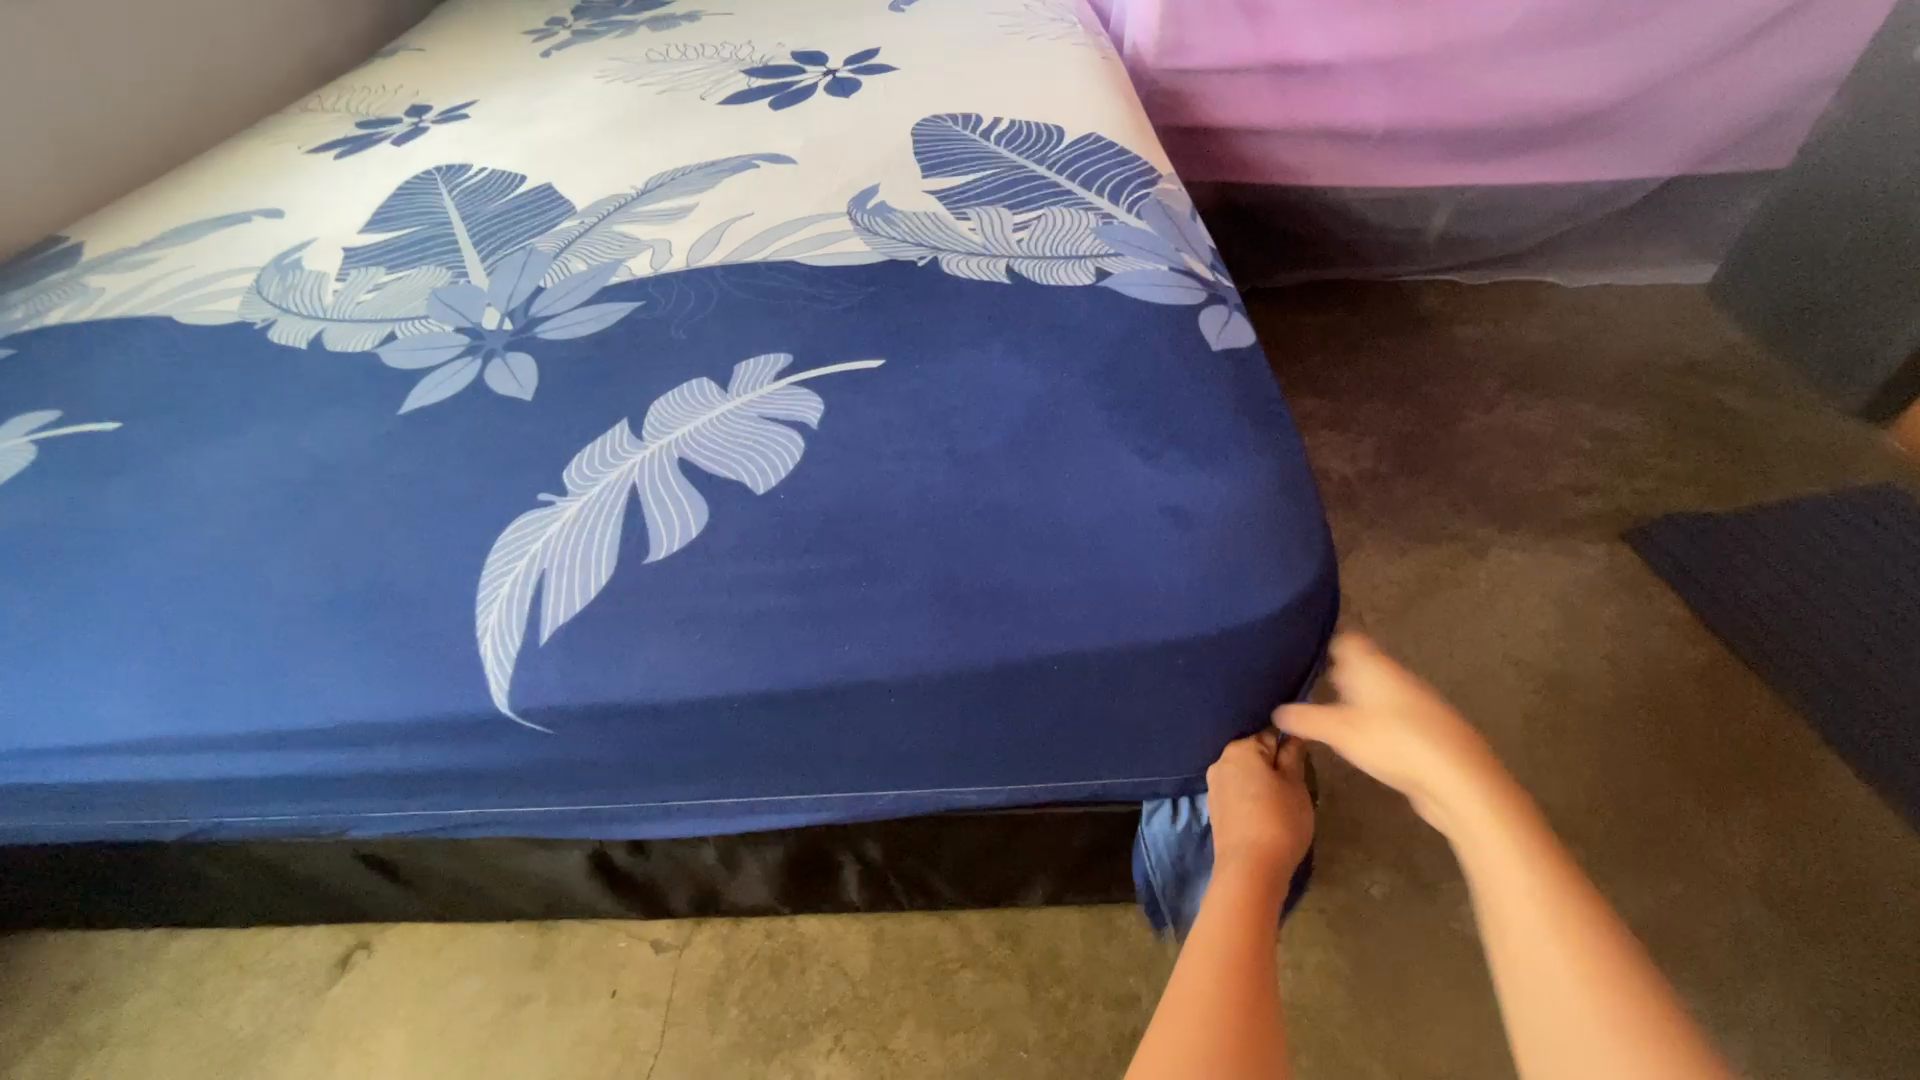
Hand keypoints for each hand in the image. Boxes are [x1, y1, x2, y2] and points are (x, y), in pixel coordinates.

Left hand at [1206, 729, 1313, 881]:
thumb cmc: (1279, 821)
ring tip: (1283, 802)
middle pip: (1255, 754)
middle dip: (1274, 765)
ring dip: (1262, 782)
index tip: (1304, 763)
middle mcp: (1221, 761)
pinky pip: (1237, 792)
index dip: (1290, 745)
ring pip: (1245, 774)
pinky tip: (1265, 813)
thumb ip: (1292, 756)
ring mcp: (1214, 785)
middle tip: (1296, 786)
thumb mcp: (1295, 785)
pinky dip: (1251, 796)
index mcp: (1240, 749)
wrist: (1250, 867)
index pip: (1270, 734)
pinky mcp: (1214, 807)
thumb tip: (1292, 735)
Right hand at [1274, 633, 1507, 837]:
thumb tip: (1275, 711)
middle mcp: (1395, 677)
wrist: (1460, 781)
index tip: (1301, 652)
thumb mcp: (1338, 731)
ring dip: (1354, 700)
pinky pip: (1390, 716)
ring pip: (1376, 691)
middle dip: (1336, 673)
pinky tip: (1361, 741)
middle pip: (1362, 665)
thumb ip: (1304, 718)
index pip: (1347, 639)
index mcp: (1375, 667)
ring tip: (1326, 714)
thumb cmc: (1394, 742)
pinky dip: (1372, 721)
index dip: (1325, 642)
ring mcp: (1414, 703)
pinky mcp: (1426, 731)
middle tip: (1305, 684)